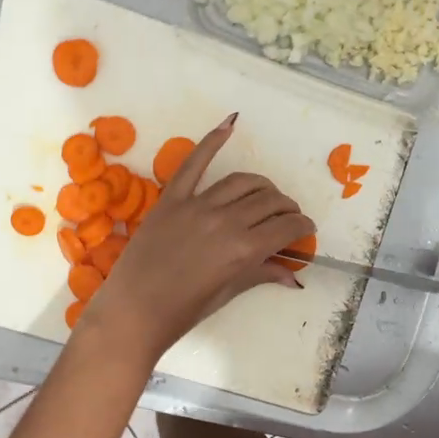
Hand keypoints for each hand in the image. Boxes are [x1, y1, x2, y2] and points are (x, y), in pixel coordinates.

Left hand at [82, 114, 315, 358]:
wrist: (133, 311)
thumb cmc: (183, 311)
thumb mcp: (227, 293)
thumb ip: (261, 274)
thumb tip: (293, 274)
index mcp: (244, 249)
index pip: (287, 227)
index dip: (302, 226)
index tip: (305, 230)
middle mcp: (226, 221)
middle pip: (269, 201)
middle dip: (287, 208)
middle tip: (288, 217)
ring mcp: (197, 205)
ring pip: (242, 182)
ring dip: (263, 187)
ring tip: (267, 196)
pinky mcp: (172, 199)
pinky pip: (194, 163)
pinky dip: (212, 141)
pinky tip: (229, 126)